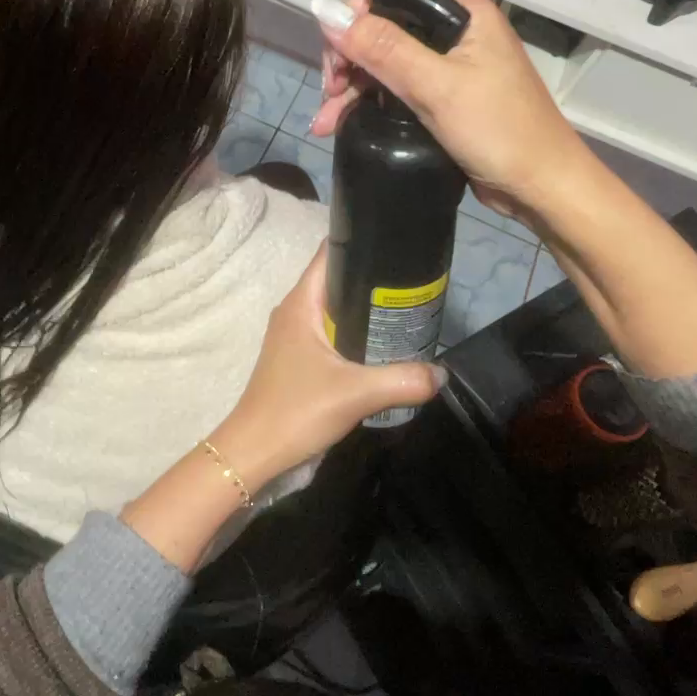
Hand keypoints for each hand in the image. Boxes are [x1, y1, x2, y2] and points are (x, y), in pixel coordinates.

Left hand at [207, 246, 446, 490]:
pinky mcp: (296, 358)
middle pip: (336, 281)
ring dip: (364, 311)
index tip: (396, 246)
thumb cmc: (298, 410)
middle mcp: (294, 311)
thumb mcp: (357, 394)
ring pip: (334, 310)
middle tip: (413, 287)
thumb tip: (441, 374)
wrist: (255, 451)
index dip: (360, 243)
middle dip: (372, 281)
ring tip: (404, 314)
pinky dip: (353, 334)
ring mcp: (293, 335)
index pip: (329, 254)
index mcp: (300, 303)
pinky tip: (380, 349)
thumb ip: (403, 380)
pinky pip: (330, 333)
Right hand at [309, 0, 587, 222]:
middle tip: (329, 100)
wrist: (542, 188)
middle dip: (348, 64)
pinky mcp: (445, 98)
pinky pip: (396, 90)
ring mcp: (450, 67)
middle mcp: (456, 33)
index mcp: (462, 14)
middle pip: (382, 33)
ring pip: (384, 65)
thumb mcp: (436, 87)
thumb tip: (323, 10)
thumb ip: (382, 48)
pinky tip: (342, 124)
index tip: (334, 67)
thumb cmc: (498, 131)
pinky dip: (368, 105)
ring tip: (325, 124)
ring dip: (351, 90)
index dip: (351, 26)